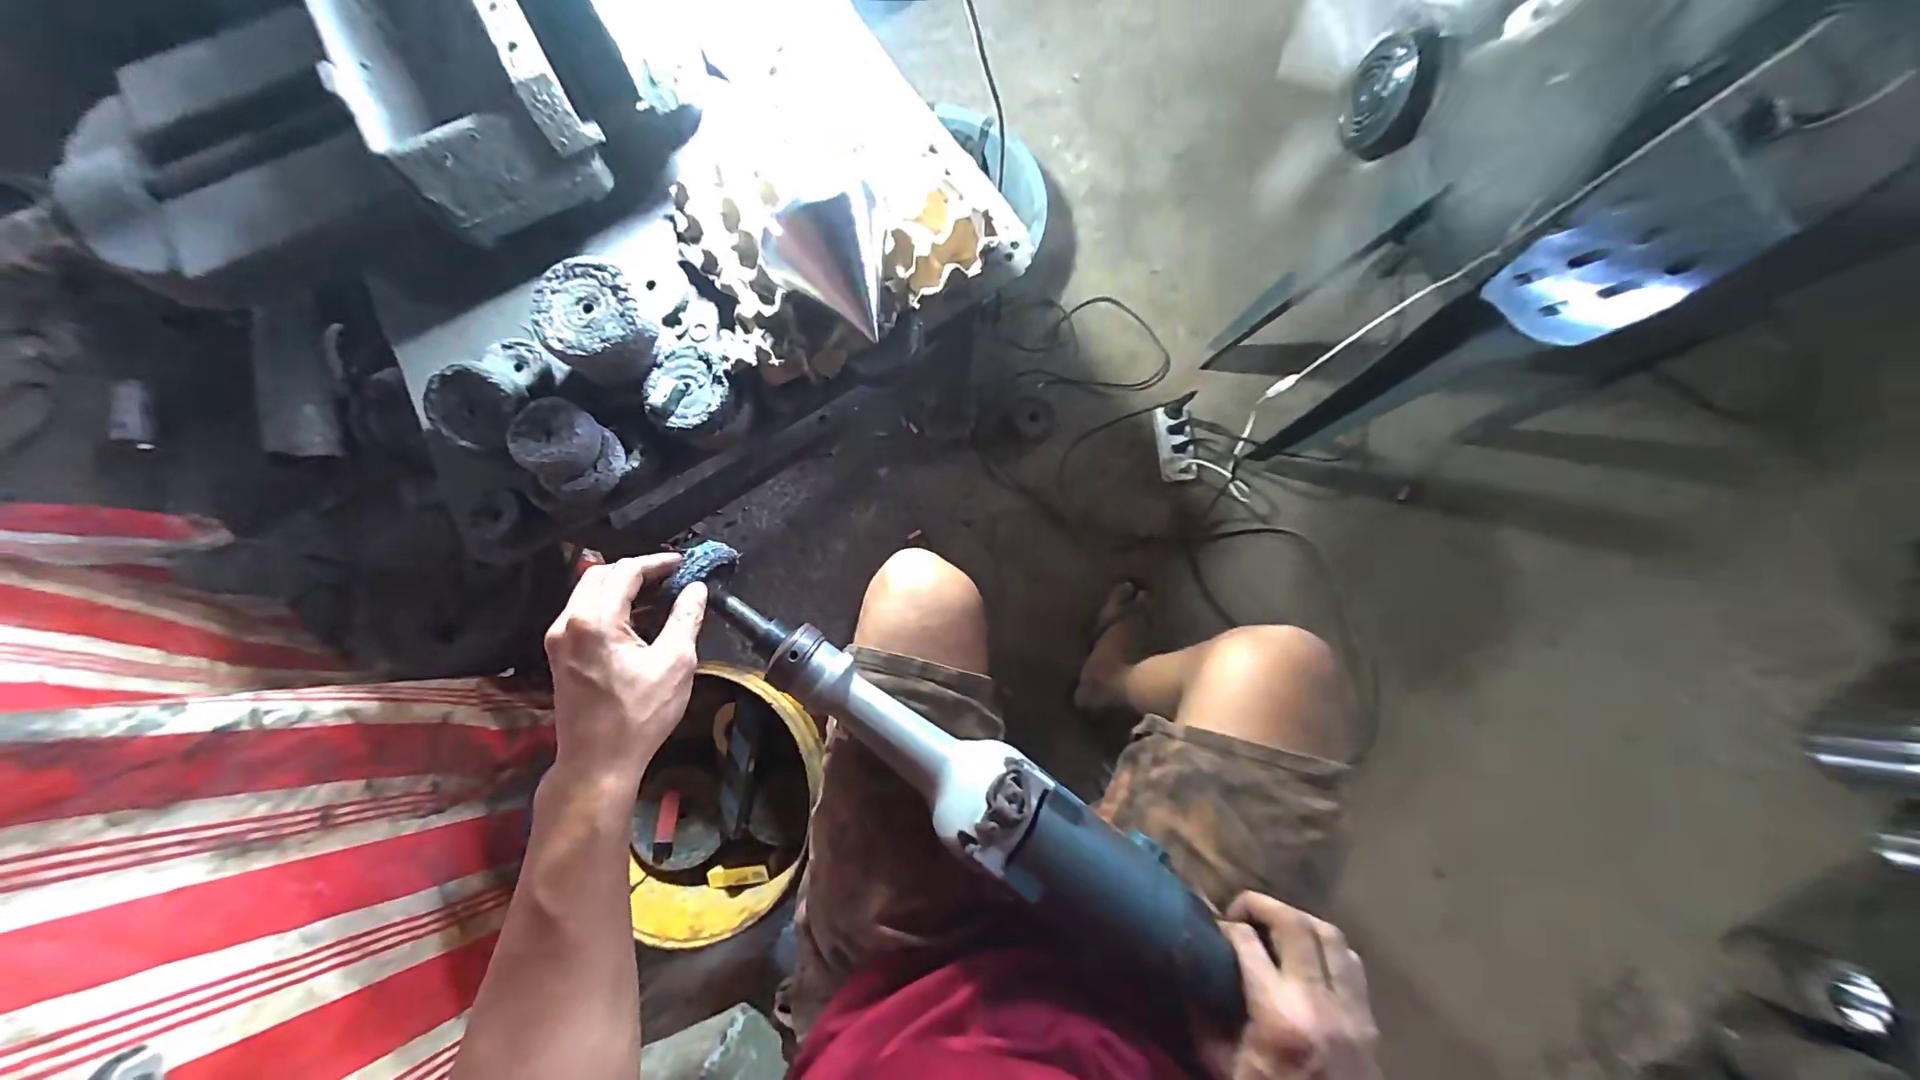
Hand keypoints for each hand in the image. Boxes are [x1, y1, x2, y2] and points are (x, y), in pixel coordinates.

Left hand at [543, 553, 705, 788]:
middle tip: (671, 575)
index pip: (625, 571)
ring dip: (622, 586)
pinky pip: (583, 612)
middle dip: (637, 569)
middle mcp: (568, 622)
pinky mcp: (559, 654)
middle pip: (600, 574)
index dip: (657, 562)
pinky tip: (636, 617)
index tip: (683, 563)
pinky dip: (610, 604)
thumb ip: (685, 618)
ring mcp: (558, 639)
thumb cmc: (640, 715)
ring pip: (588, 592)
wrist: (597, 763)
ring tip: (658, 592)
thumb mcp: (675, 662)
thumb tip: (696, 589)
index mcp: (594, 620)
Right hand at [1197, 893, 1382, 1079]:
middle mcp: (1319, 1004)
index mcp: (1278, 1015)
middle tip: (1239, 913)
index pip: (1247, 941)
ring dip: (1297, 920)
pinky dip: (1326, 947)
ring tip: (1273, 927)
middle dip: (1260, 906)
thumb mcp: (1221, 1065)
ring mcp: (1351, 1013)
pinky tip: (1307, 957)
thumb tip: (1186, 966)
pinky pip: (1351, 964)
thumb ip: (1202, 1012)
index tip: (1212, 928)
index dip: (1225, 925)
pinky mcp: (1369, 1025)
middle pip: (1294, 923)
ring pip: (1330, 935)